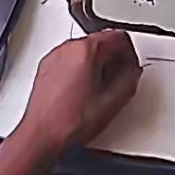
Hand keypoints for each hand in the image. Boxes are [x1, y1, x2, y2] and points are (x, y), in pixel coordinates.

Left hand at [12, 30, 140, 162]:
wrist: (41, 136)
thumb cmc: (68, 122)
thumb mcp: (111, 103)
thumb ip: (129, 80)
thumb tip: (133, 72)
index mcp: (86, 51)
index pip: (118, 38)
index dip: (129, 54)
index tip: (130, 67)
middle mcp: (69, 48)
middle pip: (101, 41)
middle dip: (113, 58)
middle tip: (118, 79)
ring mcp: (56, 56)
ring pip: (85, 50)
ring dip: (96, 63)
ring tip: (99, 89)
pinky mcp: (47, 65)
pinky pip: (70, 58)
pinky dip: (79, 68)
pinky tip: (81, 91)